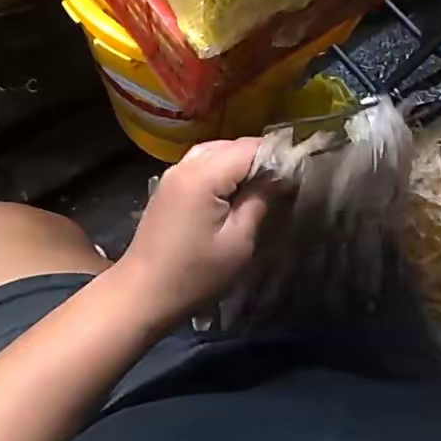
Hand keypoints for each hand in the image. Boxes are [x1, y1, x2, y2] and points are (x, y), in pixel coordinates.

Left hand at [117, 138, 270, 320]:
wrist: (142, 295)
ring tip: (263, 184)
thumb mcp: (238, 242)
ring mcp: (174, 174)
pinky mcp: (168, 186)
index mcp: (204, 175)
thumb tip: (279, 178)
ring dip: (241, 162)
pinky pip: (202, 164)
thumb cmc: (195, 274)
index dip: (277, 157)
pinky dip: (222, 168)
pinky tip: (235, 189)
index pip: (250, 148)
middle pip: (232, 145)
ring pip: (216, 151)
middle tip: (285, 181)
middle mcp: (187, 165)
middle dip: (260, 157)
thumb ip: (259, 201)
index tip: (298, 174)